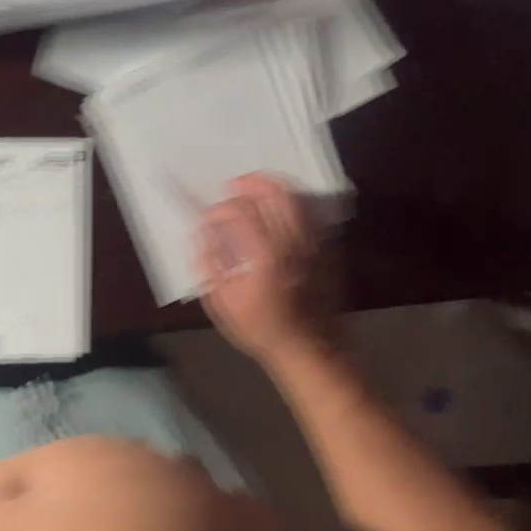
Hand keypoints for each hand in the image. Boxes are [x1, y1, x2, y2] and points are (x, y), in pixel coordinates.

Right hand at [195, 173, 326, 363]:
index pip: (240, 211)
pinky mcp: (327, 248)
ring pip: (298, 198)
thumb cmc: (261, 328)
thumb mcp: (221, 302)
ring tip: (258, 190)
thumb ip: (209, 263)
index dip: (221, 209)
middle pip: (276, 193)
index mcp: (264, 254)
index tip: (210, 218)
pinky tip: (281, 210)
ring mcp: (315, 243)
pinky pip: (312, 213)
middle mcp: (293, 241)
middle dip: (252, 183)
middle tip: (236, 185)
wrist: (309, 347)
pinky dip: (294, 203)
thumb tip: (202, 234)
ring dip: (275, 188)